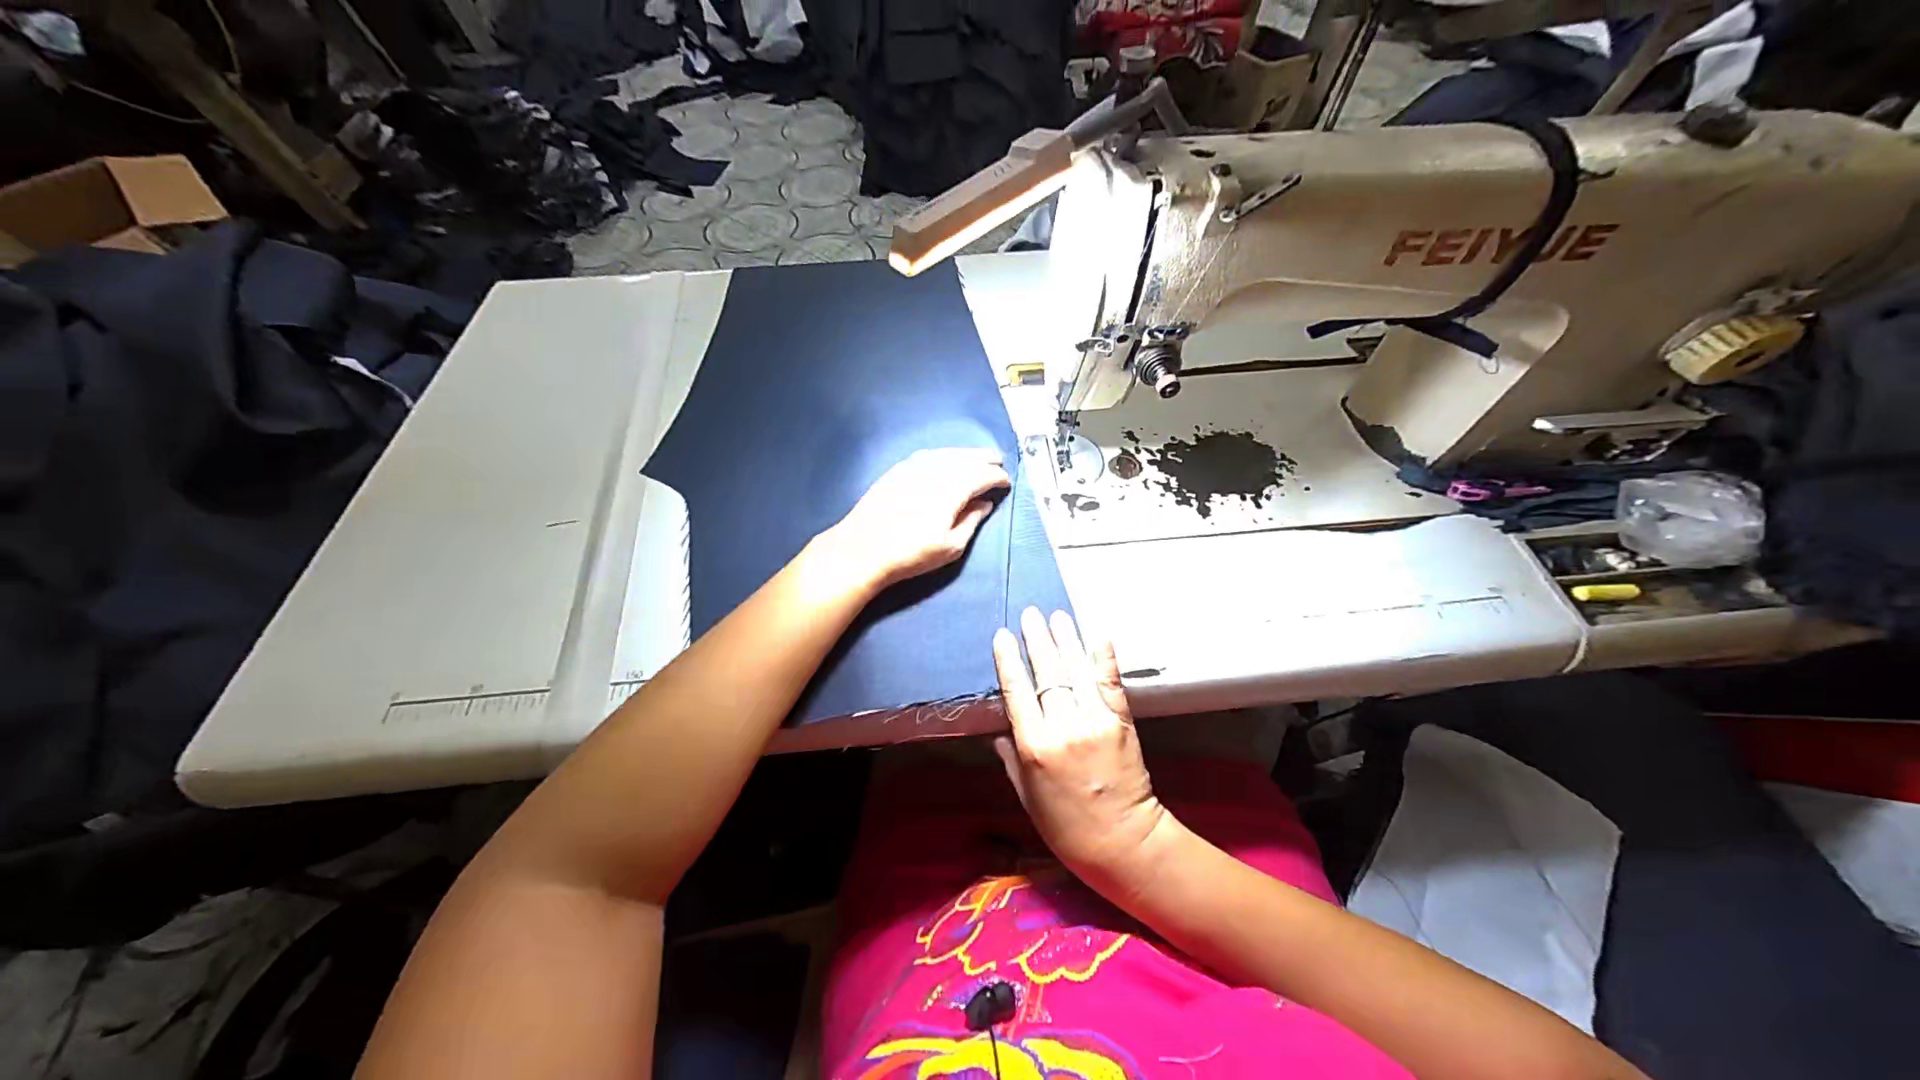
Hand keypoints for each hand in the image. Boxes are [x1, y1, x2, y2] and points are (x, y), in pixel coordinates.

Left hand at [824, 448, 1010, 589]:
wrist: (861, 550)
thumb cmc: (909, 554)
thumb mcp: (950, 547)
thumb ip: (971, 521)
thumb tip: (984, 503)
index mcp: (952, 488)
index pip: (982, 475)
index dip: (997, 477)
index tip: (1006, 482)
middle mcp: (934, 470)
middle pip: (965, 458)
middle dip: (984, 459)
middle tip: (998, 461)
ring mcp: (912, 467)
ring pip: (946, 453)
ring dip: (964, 454)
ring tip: (976, 458)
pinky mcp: (896, 471)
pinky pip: (926, 455)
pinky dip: (943, 454)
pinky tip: (945, 459)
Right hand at [992, 608, 1173, 901]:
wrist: (1123, 842)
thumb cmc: (1066, 825)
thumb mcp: (1025, 794)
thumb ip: (1011, 756)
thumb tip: (999, 727)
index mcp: (1034, 746)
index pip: (1017, 692)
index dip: (1009, 661)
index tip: (1002, 635)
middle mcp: (1063, 727)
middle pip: (1047, 674)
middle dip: (1037, 640)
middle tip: (1030, 613)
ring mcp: (1095, 721)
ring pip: (1076, 671)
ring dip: (1066, 640)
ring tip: (1057, 615)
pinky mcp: (1121, 721)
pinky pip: (1109, 683)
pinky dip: (1103, 658)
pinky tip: (1097, 636)